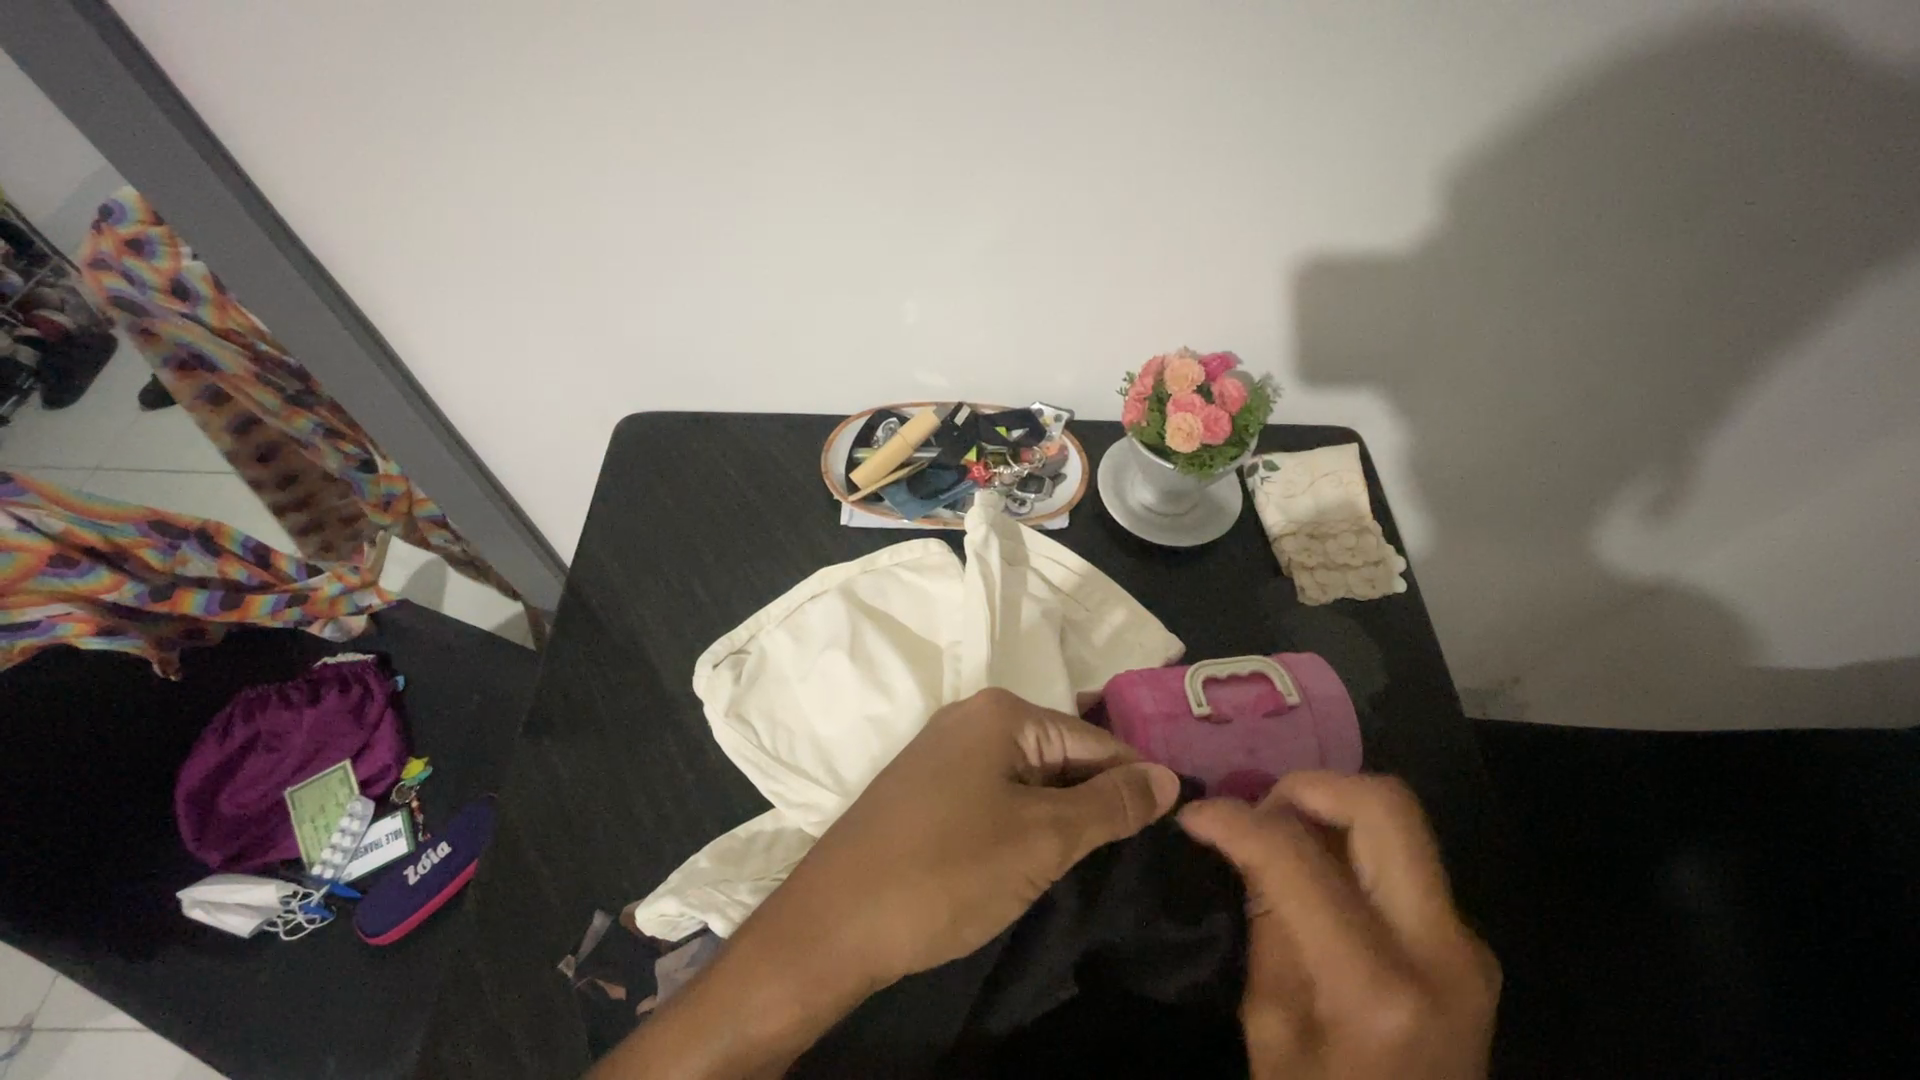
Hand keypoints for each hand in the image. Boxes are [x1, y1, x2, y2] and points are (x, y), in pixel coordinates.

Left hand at [591, 688, 1179, 1078]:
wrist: (833, 924)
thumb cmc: (947, 871)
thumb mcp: (1043, 838)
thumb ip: (1111, 804)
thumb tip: (1168, 776)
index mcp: (1001, 713)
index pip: (1094, 738)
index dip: (1135, 782)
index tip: (1172, 824)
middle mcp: (969, 718)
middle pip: (1059, 753)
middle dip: (1094, 800)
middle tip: (1132, 852)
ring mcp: (940, 753)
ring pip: (1027, 778)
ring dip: (1058, 816)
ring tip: (1087, 861)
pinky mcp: (923, 791)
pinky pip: (993, 795)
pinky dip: (1020, 822)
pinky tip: (1032, 858)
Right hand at [1180, 773, 1499, 1079]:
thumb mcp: (1271, 1032)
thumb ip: (1267, 927)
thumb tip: (1244, 845)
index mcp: (1379, 988)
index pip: (1298, 858)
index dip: (1235, 821)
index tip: (1194, 815)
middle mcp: (1442, 950)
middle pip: (1386, 807)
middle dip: (1308, 787)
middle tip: (1257, 811)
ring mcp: (1468, 945)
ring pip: (1401, 824)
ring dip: (1332, 810)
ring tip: (1279, 838)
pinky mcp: (1469, 945)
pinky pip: (1405, 862)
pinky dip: (1352, 845)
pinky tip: (1315, 876)